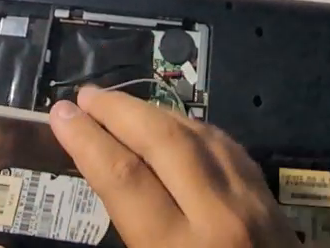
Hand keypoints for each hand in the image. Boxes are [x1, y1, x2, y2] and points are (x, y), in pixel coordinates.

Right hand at [49, 86, 295, 247]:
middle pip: (163, 140)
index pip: (125, 178)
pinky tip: (173, 126)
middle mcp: (220, 215)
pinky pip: (225, 146)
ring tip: (119, 104)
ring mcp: (252, 200)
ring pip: (198, 133)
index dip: (87, 141)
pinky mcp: (270, 198)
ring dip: (154, 113)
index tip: (60, 114)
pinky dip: (191, 128)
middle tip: (84, 96)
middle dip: (118, 111)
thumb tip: (104, 187)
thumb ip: (132, 235)